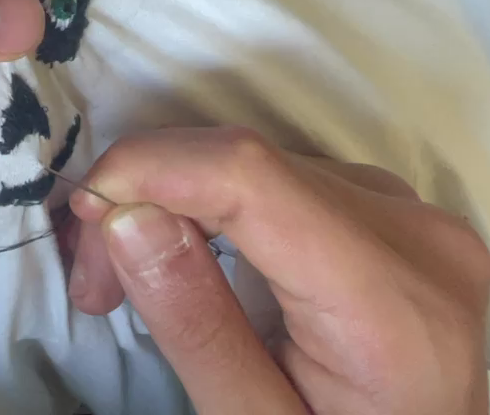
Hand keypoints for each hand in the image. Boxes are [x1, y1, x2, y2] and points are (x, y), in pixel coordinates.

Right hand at [66, 128, 489, 414]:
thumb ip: (200, 331)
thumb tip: (125, 217)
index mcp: (394, 298)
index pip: (248, 175)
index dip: (148, 169)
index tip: (83, 218)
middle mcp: (406, 226)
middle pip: (233, 162)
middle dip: (140, 198)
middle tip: (95, 280)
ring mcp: (394, 205)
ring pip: (235, 158)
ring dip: (161, 198)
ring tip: (126, 274)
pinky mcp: (370, 198)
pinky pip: (256, 170)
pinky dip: (195, 197)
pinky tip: (177, 250)